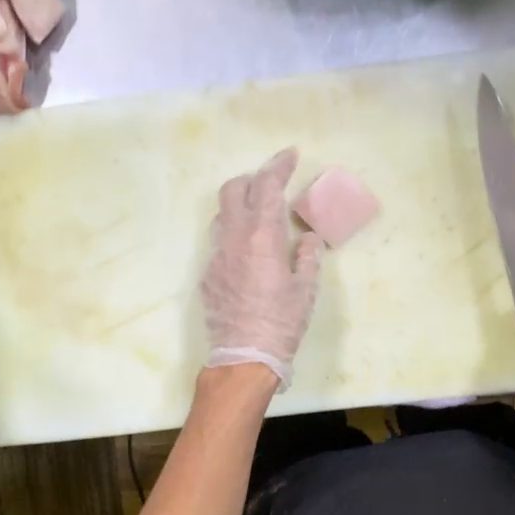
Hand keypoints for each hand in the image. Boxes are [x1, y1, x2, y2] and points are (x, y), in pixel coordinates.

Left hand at [200, 149, 322, 390]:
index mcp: (262, 235)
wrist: (244, 358)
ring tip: (258, 220)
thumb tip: (305, 238)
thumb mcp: (306, 290)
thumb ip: (307, 256)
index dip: (279, 165)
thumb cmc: (281, 324)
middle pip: (233, 189)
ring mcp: (215, 257)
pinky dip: (233, 239)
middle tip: (271, 186)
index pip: (267, 185)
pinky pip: (218, 245)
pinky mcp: (207, 277)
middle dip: (252, 180)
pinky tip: (247, 256)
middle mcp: (233, 238)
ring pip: (221, 216)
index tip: (290, 155)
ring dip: (239, 208)